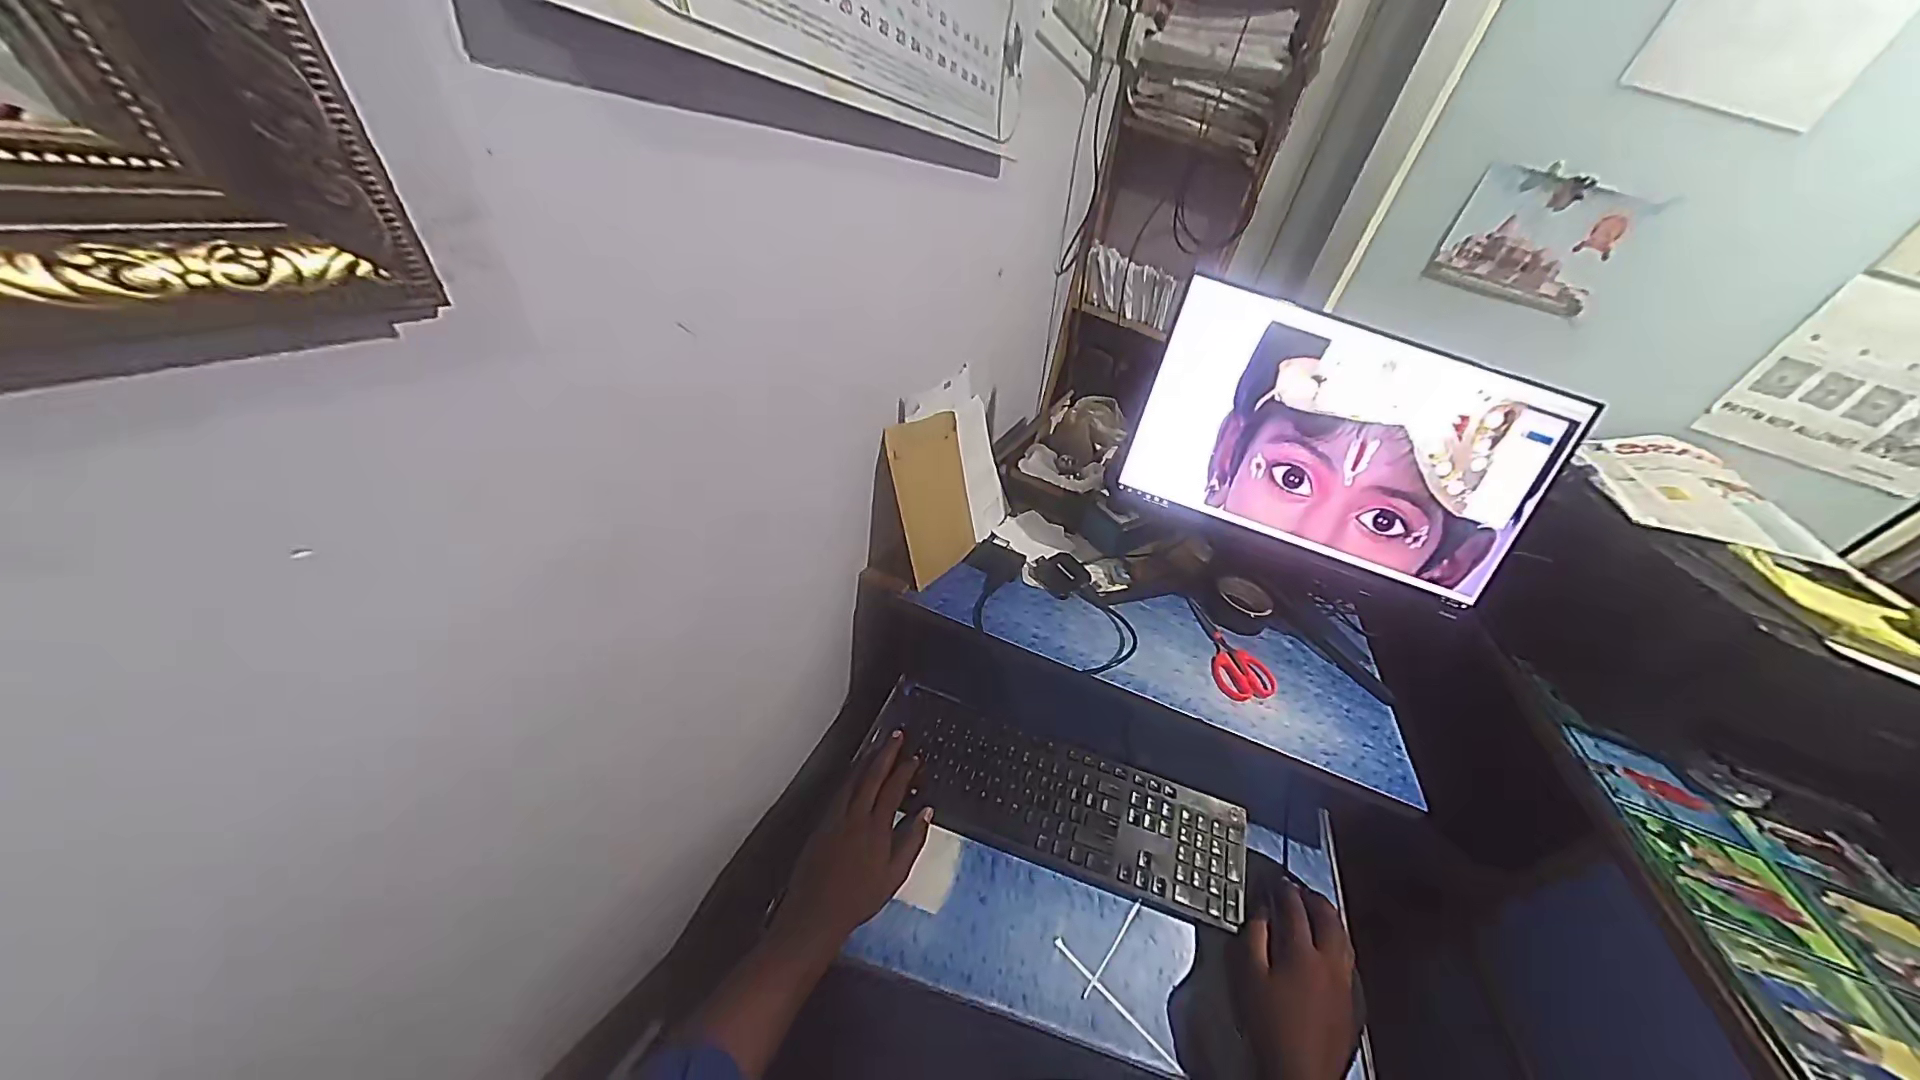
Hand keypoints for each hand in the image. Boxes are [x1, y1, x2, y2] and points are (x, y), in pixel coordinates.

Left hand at [771, 730, 931, 950]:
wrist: (816, 912)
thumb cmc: (859, 898)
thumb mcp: (895, 874)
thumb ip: (912, 839)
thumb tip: (925, 812)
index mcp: (876, 828)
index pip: (894, 789)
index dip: (905, 770)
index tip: (914, 758)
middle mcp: (855, 817)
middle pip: (872, 775)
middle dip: (886, 752)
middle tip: (896, 735)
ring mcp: (836, 817)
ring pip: (853, 778)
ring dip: (867, 759)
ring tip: (877, 745)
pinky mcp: (822, 822)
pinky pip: (839, 789)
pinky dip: (850, 775)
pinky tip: (854, 771)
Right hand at [1235, 882, 1357, 1079]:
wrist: (1299, 1075)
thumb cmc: (1267, 1025)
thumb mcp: (1247, 974)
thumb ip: (1253, 935)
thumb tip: (1261, 910)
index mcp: (1301, 952)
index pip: (1293, 906)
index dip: (1281, 889)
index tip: (1272, 882)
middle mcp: (1330, 962)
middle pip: (1326, 916)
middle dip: (1310, 897)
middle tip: (1294, 889)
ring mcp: (1347, 983)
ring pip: (1343, 937)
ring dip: (1327, 917)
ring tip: (1312, 910)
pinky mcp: (1354, 1003)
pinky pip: (1349, 959)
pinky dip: (1337, 941)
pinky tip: (1327, 945)